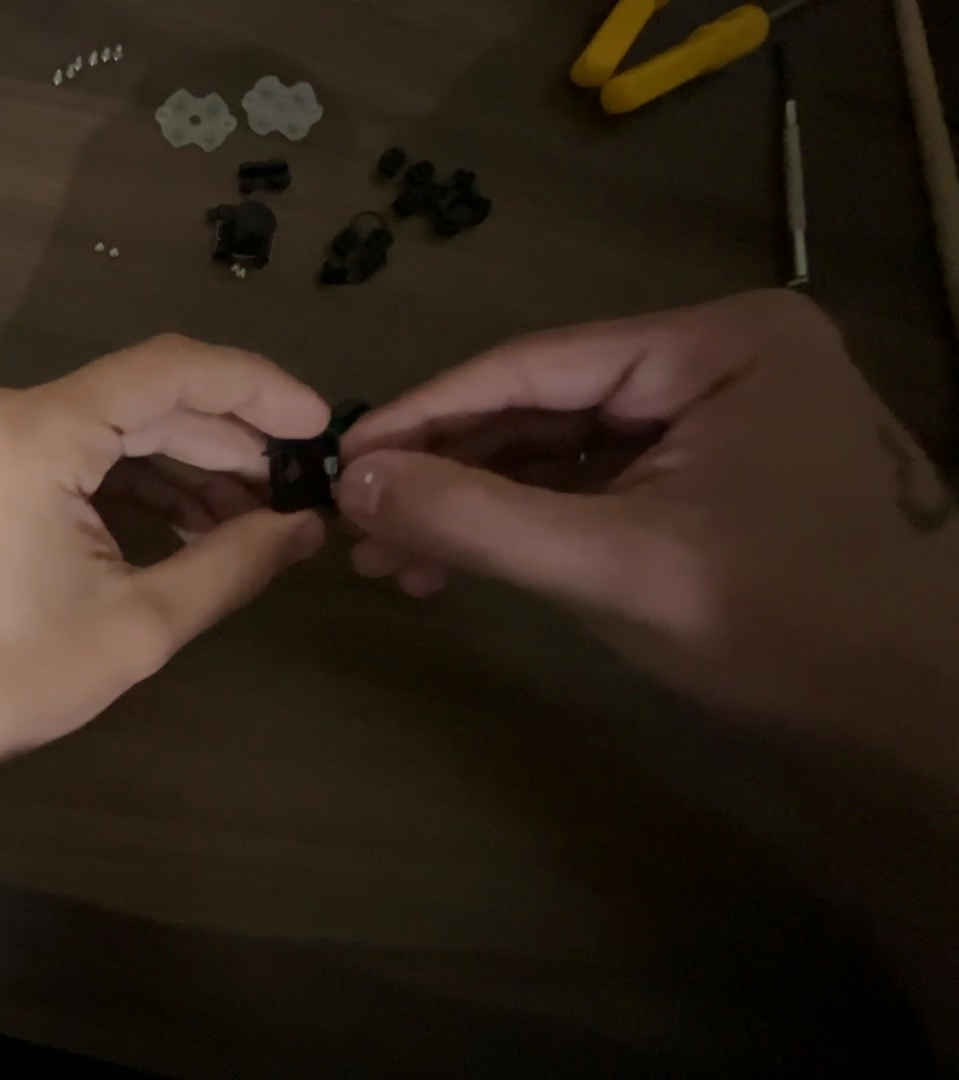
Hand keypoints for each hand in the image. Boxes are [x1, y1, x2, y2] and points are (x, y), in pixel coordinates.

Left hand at [0, 335, 328, 769]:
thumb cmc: (9, 678)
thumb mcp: (138, 625)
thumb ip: (234, 563)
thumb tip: (307, 527)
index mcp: (39, 433)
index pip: (171, 370)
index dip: (255, 389)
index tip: (317, 423)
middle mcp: (6, 410)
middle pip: (144, 398)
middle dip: (226, 439)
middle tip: (296, 486)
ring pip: (113, 425)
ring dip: (185, 464)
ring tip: (253, 514)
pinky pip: (78, 452)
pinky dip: (134, 481)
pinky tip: (189, 520)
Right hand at [335, 290, 958, 761]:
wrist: (919, 723)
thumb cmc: (782, 625)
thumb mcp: (604, 565)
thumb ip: (468, 517)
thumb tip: (347, 483)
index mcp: (710, 346)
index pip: (525, 368)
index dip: (418, 417)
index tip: (339, 461)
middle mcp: (702, 364)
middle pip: (524, 412)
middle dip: (435, 478)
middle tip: (356, 527)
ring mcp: (694, 420)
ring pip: (534, 454)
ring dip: (456, 509)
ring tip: (385, 563)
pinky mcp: (681, 474)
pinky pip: (564, 487)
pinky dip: (500, 527)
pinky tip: (440, 568)